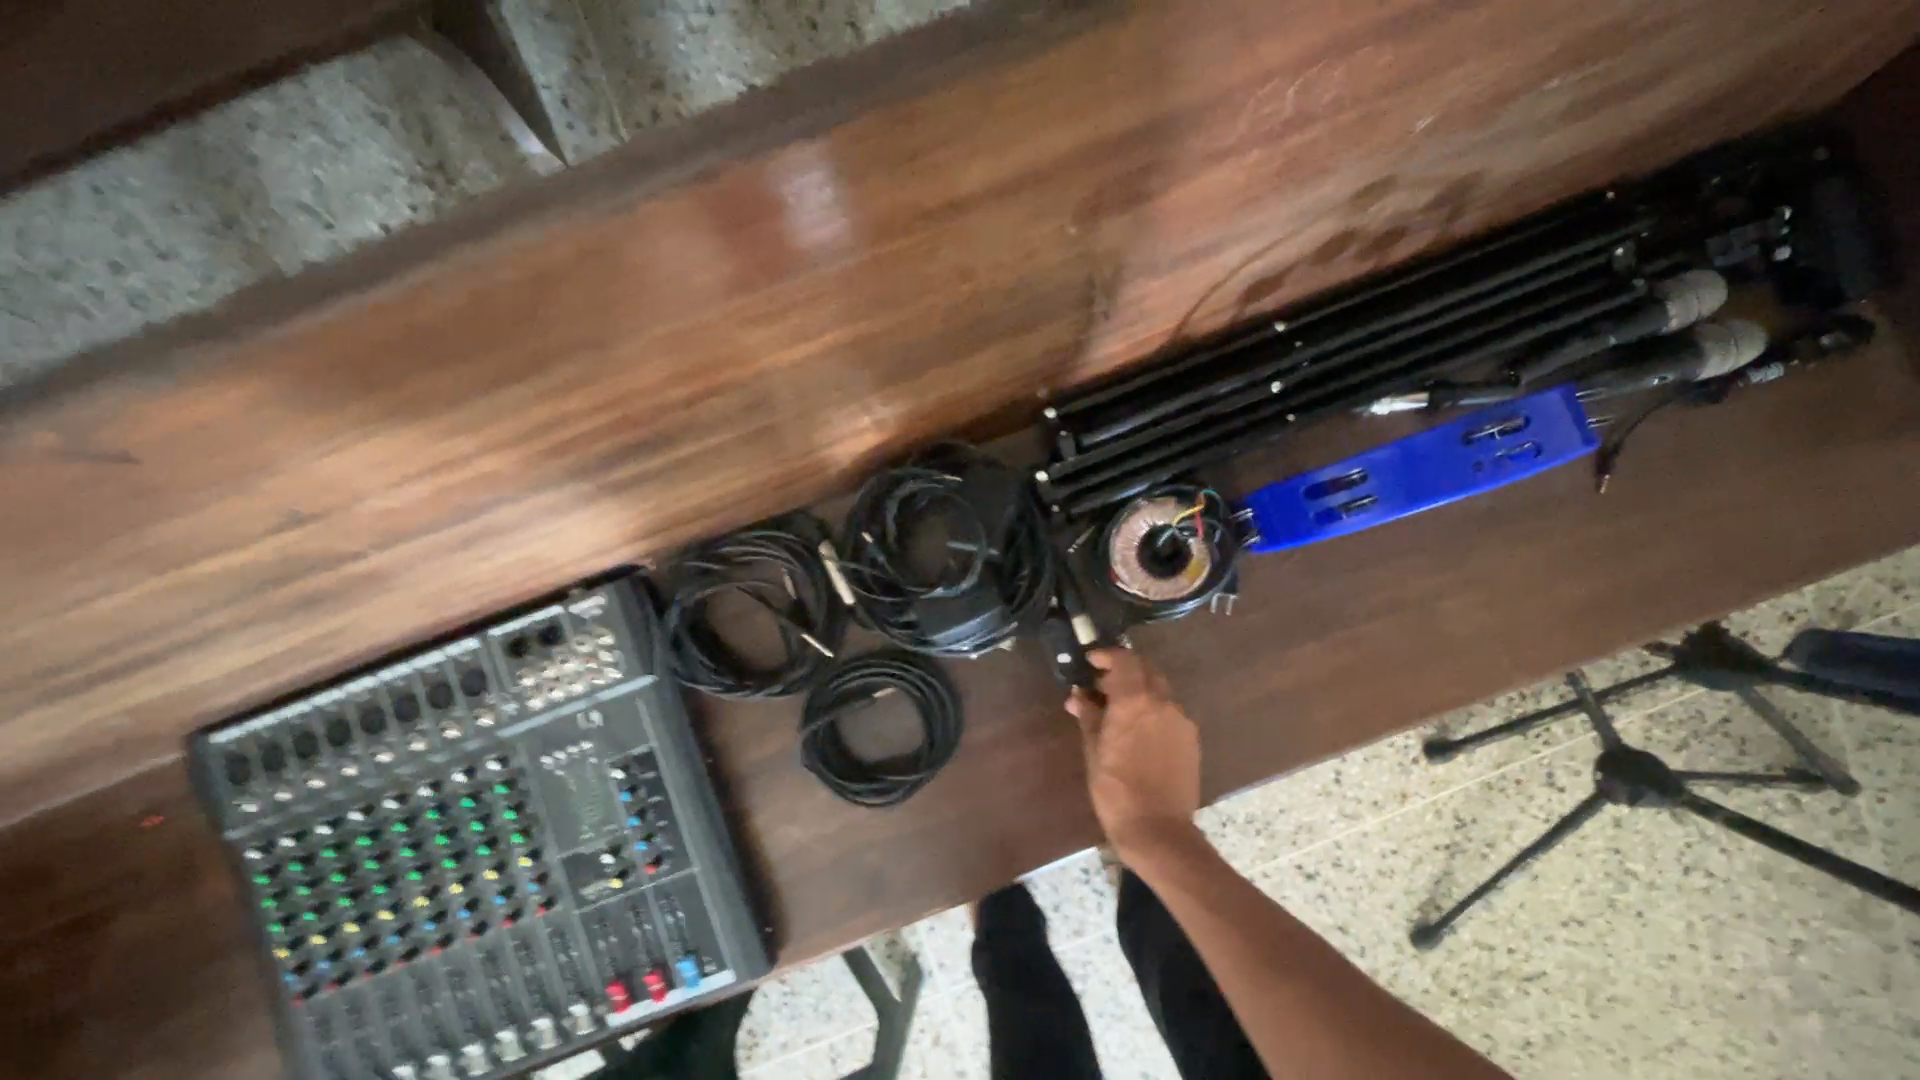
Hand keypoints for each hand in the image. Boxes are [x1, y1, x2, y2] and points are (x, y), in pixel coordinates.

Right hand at [1065, 648, 1201, 860]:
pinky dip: (1153, 711)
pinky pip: (1170, 712)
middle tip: (1102, 688)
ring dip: (1140, 692)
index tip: (1091, 661)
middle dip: (1124, 672)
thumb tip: (1078, 696)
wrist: (1158, 829)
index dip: (1107, 655)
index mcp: (1135, 701)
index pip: (1124, 660)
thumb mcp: (1093, 751)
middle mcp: (1163, 702)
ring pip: (1160, 691)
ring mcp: (1181, 720)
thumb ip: (1089, 716)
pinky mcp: (1191, 739)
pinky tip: (1139, 732)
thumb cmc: (1116, 790)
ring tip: (1119, 712)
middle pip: (1145, 670)